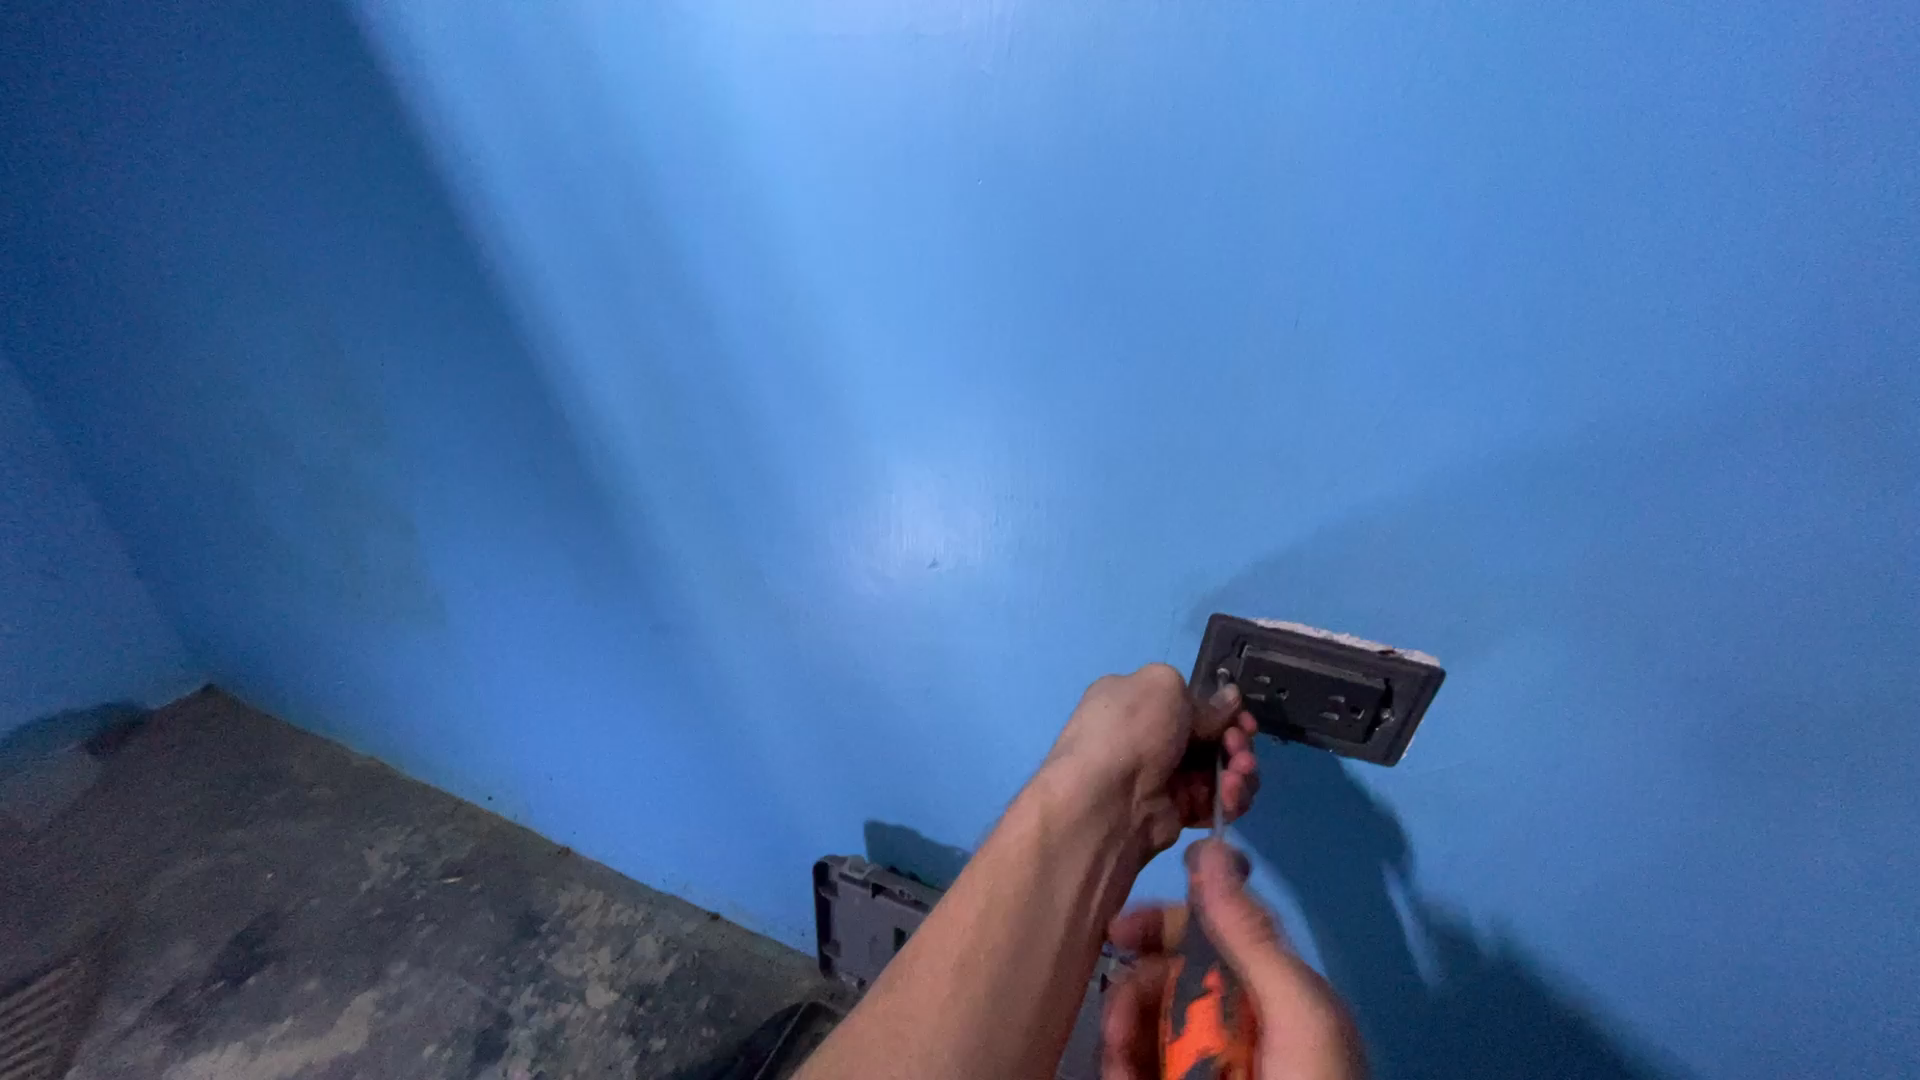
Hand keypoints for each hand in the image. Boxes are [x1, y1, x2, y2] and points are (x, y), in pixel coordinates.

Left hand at [1042, 664, 1260, 857]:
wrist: (1104, 800)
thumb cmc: (1130, 730)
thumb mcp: (1163, 687)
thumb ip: (1200, 696)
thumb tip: (1229, 702)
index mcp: (1136, 699)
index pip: (1190, 702)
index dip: (1223, 711)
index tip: (1244, 720)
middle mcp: (1147, 736)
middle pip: (1211, 737)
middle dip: (1236, 742)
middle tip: (1239, 748)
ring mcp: (1162, 775)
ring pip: (1219, 770)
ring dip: (1238, 772)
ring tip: (1235, 777)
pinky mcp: (1176, 811)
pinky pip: (1215, 802)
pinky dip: (1229, 800)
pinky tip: (1229, 799)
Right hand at [1102, 841, 1365, 1079]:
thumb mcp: (1300, 1020)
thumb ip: (1254, 938)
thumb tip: (1211, 849)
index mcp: (1274, 996)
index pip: (1208, 932)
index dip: (1162, 924)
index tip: (1117, 933)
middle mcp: (1240, 1024)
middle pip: (1166, 978)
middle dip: (1134, 994)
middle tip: (1118, 1032)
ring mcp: (1210, 1066)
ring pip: (1145, 1024)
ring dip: (1122, 1040)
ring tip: (1119, 1070)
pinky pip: (1137, 1065)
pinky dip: (1122, 1069)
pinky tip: (1121, 1079)